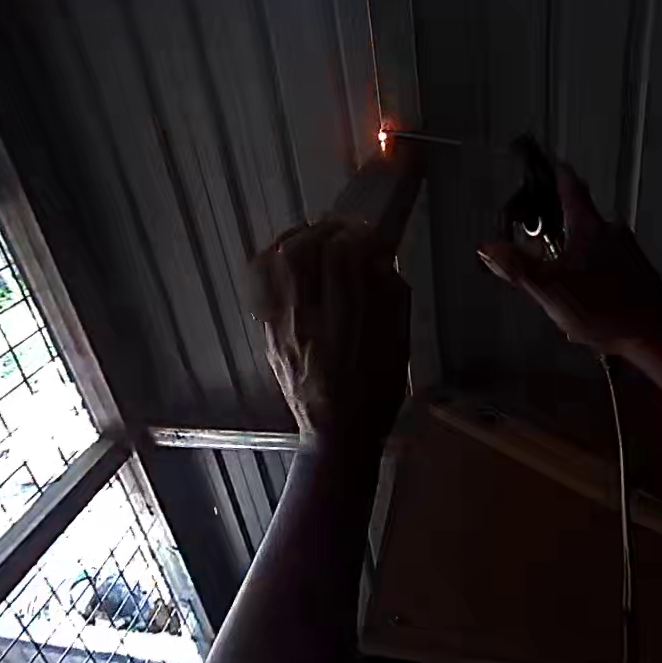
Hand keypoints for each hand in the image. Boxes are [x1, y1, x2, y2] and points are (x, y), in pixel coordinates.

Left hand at [253, 220, 410, 441]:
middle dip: (324, 230)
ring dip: (297, 240)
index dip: (356, 235)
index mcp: (349, 323)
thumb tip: (378, 260)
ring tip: (314, 238)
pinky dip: (273, 263)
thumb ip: (392, 297)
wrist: (337, 432)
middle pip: (303, 252)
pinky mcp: (268, 333)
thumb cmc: (376, 391)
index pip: (343, 257)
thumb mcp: (399, 345)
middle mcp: (310, 319)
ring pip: (277, 264)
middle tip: (341, 230)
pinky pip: (261, 286)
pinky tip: (288, 261)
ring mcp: (283, 326)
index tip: (368, 236)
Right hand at [478, 163, 661, 354]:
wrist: (656, 337)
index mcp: (588, 228)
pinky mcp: (640, 272)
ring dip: (574, 252)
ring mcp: (629, 251)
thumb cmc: (602, 309)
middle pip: (579, 218)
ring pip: (594, 241)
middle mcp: (612, 232)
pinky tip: (583, 295)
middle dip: (558, 227)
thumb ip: (517, 267)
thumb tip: (488, 246)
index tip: (552, 164)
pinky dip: (591, 269)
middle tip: (540, 241)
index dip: (558, 175)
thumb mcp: (550, 290)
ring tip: (559, 277)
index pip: (571, 189)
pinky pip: (608, 260)